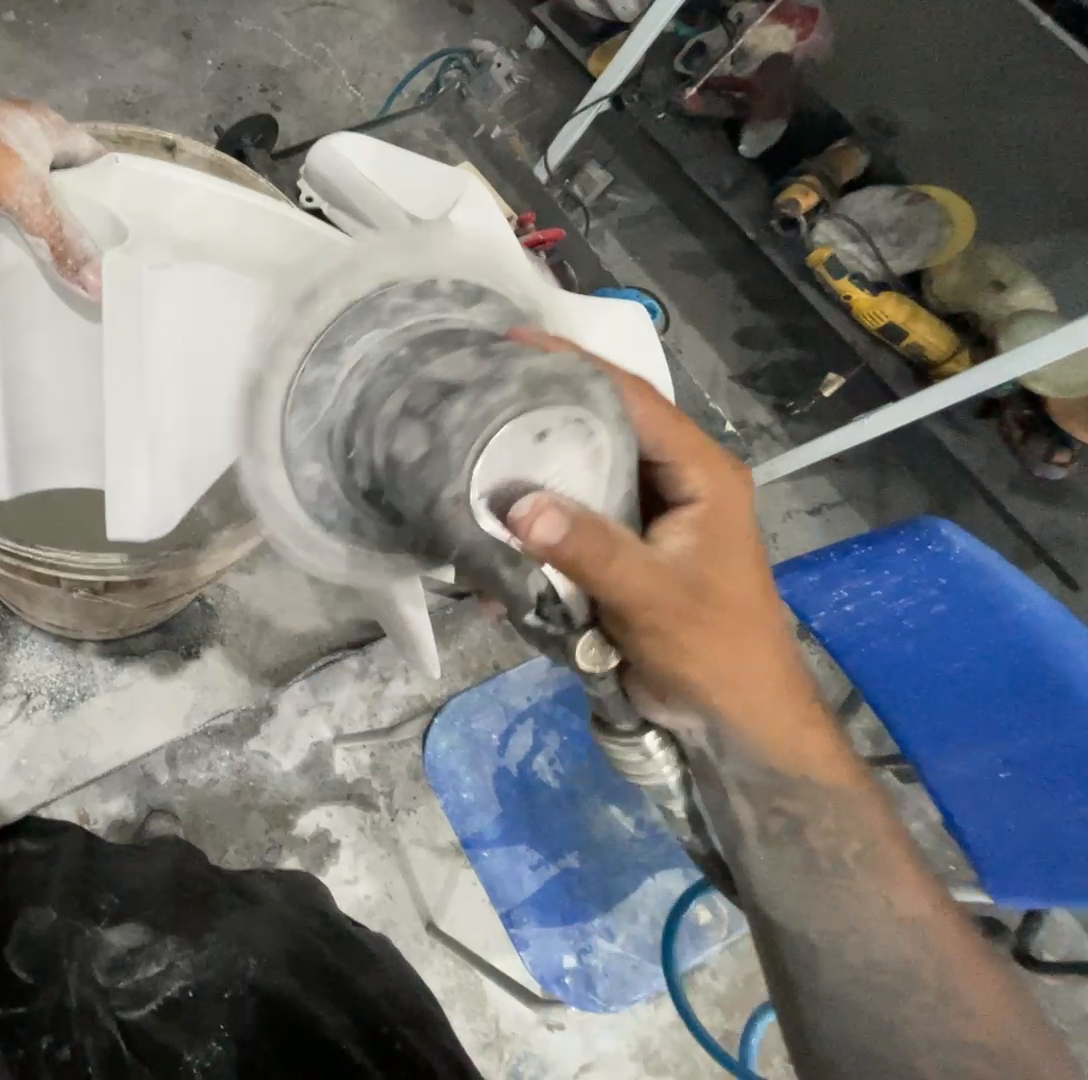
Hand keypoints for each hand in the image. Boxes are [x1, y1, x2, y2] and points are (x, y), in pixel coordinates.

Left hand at [0, 69, 106, 298]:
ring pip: (18, 195)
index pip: (91, 156)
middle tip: (85, 258)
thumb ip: (60, 237)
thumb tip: (99, 287)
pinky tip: (1, 257)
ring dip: (29, 224)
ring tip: (48, 266)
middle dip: (69, 213)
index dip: (107, 188)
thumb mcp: (21, 192)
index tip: (119, 230)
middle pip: (56, 178)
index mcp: (41, 126)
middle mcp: (14, 136)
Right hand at [501, 329, 819, 738]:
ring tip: (468, 453)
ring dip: (528, 471)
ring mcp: (641, 518)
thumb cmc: (712, 645)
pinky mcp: (616, 551)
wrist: (732, 715)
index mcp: (699, 473)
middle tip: (476, 394)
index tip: (514, 341)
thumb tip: (515, 505)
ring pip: (577, 475)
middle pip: (600, 428)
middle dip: (540, 411)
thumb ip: (587, 548)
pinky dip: (529, 527)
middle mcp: (669, 483)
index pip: (632, 400)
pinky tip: (488, 536)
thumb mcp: (651, 593)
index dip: (574, 365)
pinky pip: (565, 523)